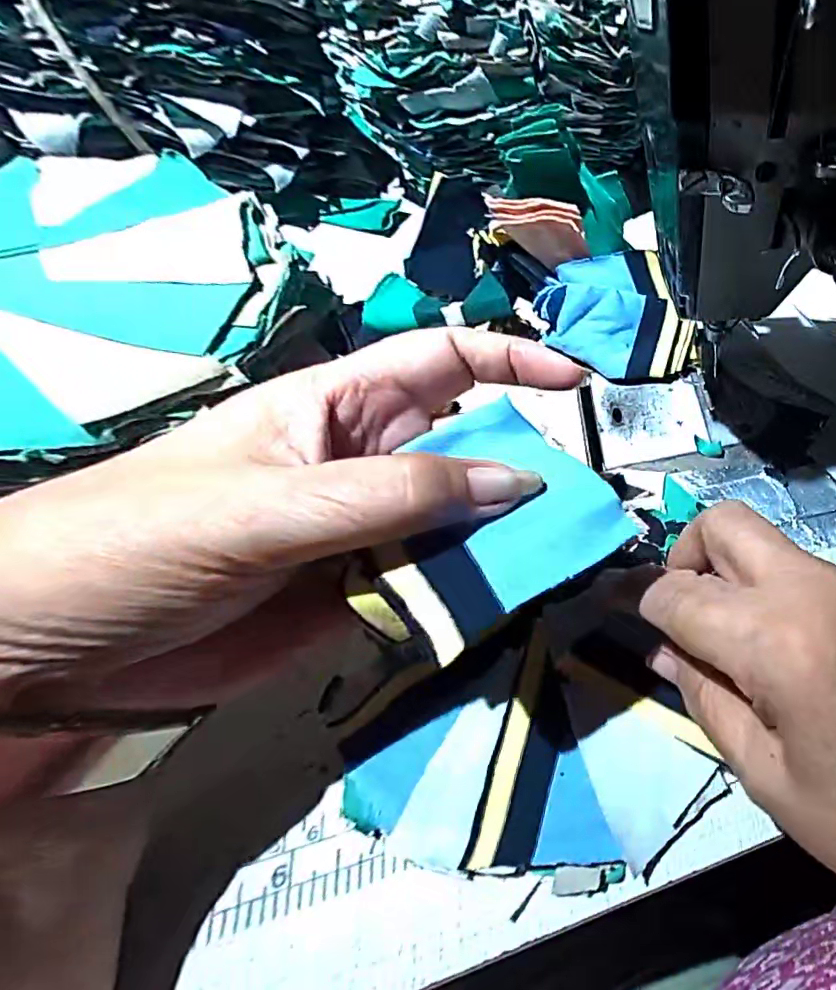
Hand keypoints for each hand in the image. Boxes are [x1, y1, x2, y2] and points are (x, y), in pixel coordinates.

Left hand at [0, 328, 585, 714]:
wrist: (24, 669)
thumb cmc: (123, 547)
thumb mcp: (263, 507)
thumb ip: (399, 494)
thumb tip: (524, 484)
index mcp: (342, 410)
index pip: (447, 362)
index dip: (516, 360)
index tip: (577, 382)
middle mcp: (376, 463)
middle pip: (482, 446)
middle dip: (535, 463)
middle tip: (586, 498)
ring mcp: (383, 528)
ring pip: (478, 517)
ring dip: (521, 532)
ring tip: (565, 550)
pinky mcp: (382, 587)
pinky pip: (456, 575)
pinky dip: (489, 584)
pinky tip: (512, 594)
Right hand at [614, 501, 835, 930]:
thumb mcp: (768, 775)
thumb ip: (707, 697)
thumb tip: (664, 645)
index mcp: (779, 635)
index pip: (678, 591)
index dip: (637, 605)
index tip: (617, 623)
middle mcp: (811, 587)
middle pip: (725, 523)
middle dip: (683, 559)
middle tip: (676, 627)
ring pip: (761, 540)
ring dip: (723, 573)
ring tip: (714, 648)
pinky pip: (791, 568)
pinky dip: (758, 588)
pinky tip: (758, 649)